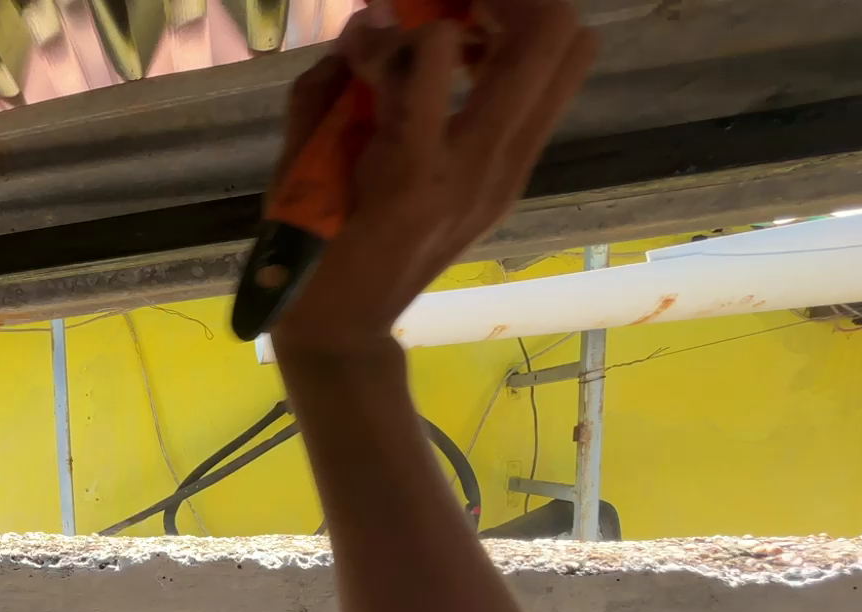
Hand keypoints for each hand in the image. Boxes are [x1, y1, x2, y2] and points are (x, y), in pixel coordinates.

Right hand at [273, 0, 594, 359]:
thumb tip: (360, 33)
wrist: (343, 330)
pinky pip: (543, 99)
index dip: (391, 30)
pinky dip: (514, 68)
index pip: (432, 52)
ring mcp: (502, 181)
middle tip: (448, 3)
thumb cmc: (304, 262)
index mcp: (410, 175)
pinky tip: (464, 78)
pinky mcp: (509, 187)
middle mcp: (476, 172)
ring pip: (567, 58)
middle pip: (546, 34)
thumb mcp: (293, 182)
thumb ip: (320, 99)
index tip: (365, 35)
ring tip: (466, 31)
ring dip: (521, 26)